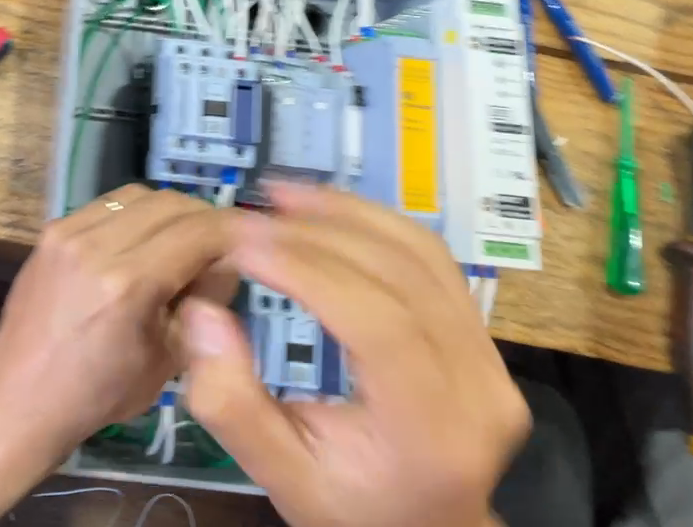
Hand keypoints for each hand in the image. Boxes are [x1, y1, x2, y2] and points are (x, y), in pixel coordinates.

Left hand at [0, 183, 237, 462]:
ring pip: (138, 195)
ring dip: (170, 210)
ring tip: (184, 239)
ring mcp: (67, 231)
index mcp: (128, 284)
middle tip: (221, 242)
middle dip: (204, 217)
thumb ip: (203, 301)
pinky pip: (107, 204)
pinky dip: (135, 214)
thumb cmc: (100, 392)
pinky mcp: (51, 229)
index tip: (256, 236)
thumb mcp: (169, 359)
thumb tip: (228, 260)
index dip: (234, 230)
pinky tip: (143, 240)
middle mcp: (96, 246)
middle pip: (169, 203)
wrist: (21, 394)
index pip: (197, 233)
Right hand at [179, 183, 529, 526]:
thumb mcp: (278, 475)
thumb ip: (232, 402)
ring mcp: (490, 356)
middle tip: (247, 218)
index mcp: (432, 431)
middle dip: (316, 233)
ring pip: (421, 253)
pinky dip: (374, 222)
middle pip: (401, 276)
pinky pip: (431, 258)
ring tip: (280, 197)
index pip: (378, 324)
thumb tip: (201, 311)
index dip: (307, 270)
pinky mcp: (482, 335)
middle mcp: (479, 386)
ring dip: (346, 213)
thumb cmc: (349, 507)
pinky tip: (324, 210)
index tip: (241, 241)